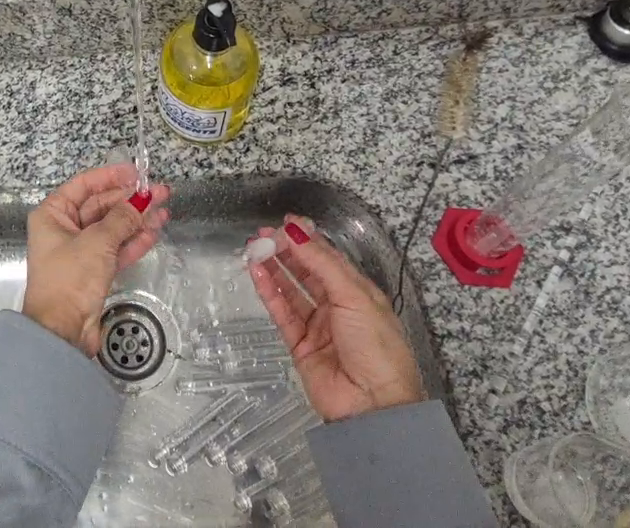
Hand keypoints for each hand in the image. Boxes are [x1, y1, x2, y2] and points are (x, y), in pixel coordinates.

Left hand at [22, 162, 171, 355]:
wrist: (62, 331)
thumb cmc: (70, 278)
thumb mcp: (97, 243)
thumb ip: (121, 219)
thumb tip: (141, 200)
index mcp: (53, 215)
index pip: (84, 185)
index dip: (110, 176)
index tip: (136, 172)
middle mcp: (63, 229)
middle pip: (101, 206)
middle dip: (130, 200)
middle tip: (160, 192)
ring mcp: (79, 251)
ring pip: (112, 228)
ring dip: (137, 220)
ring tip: (164, 211)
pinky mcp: (93, 272)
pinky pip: (115, 249)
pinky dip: (133, 241)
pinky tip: (153, 231)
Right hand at [248, 214, 423, 421]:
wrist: (374, 406)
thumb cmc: (376, 346)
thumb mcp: (354, 297)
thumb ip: (321, 263)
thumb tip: (296, 230)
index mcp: (358, 293)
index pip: (328, 258)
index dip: (307, 239)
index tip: (285, 222)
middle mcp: (337, 306)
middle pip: (307, 272)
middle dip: (286, 251)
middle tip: (262, 234)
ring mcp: (317, 326)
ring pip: (291, 290)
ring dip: (273, 268)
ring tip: (253, 249)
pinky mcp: (300, 345)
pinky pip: (282, 313)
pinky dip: (268, 292)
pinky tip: (257, 274)